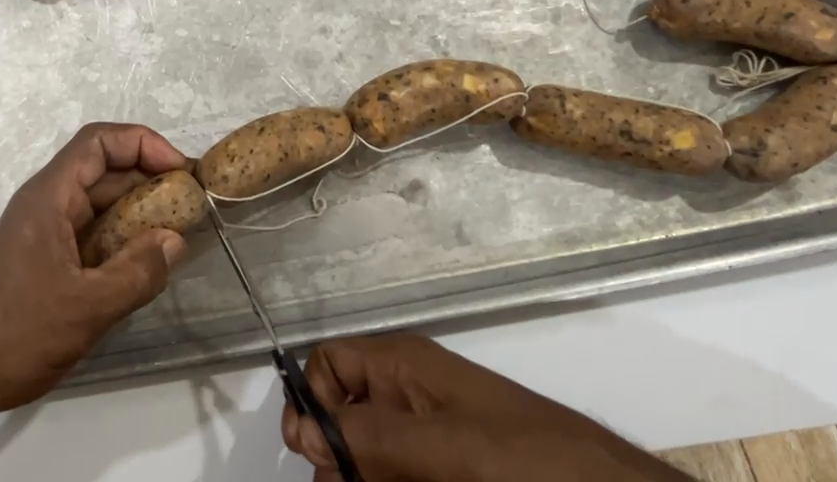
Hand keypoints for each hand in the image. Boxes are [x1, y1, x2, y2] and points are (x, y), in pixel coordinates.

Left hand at [0, 122, 190, 418]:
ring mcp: (44, 232)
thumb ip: (136, 273)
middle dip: (149, 178)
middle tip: (192, 204)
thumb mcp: (87, 308)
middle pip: (103, 170)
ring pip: (98, 204)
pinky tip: (145, 262)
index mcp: (49, 197)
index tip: (181, 171)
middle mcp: (46, 204)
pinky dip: (121, 238)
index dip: (143, 143)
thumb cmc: (15, 334)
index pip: (99, 143)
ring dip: (138, 211)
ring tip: (179, 232)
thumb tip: (174, 240)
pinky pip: (90, 233)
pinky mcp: (44, 260)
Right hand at [282, 334, 690, 481]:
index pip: (328, 365)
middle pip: (341, 424)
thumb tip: (299, 432)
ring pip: (369, 465)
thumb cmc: (537, 461)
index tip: (316, 458)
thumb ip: (373, 437)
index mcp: (403, 366)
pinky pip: (397, 478)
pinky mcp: (442, 474)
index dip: (313, 404)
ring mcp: (427, 444)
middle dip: (339, 466)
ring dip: (364, 480)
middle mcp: (406, 398)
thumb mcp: (452, 446)